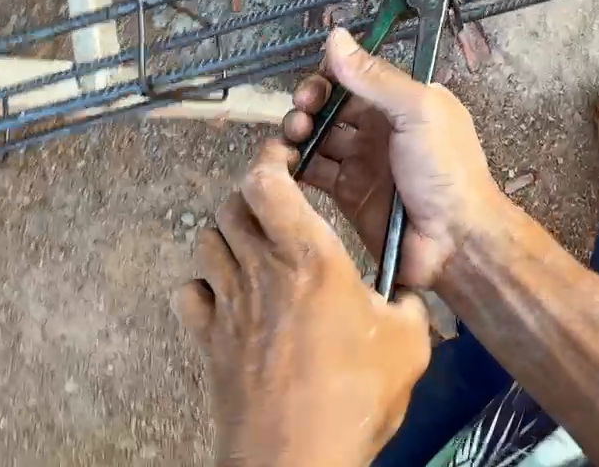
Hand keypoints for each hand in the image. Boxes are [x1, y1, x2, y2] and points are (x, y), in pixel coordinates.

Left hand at [174, 143, 430, 466]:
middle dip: (251, 196)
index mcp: (309, 255)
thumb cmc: (354, 395)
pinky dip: (202, 285)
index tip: (286, 160)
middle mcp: (261, 267)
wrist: (297, 461)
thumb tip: (407, 294)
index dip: (270, 161)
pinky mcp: (208, 340)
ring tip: (253, 247)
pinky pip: (190, 293)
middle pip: (231, 204)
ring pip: (207, 241)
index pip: (266, 182)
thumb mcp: (407, 343)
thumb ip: (408, 306)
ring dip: (227, 235)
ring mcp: (228, 303)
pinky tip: (226, 296)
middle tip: (275, 206)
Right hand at [283, 26, 503, 289]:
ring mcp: (362, 161)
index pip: (356, 77)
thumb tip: (336, 36)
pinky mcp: (348, 194)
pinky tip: (285, 163)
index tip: (316, 86)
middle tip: (300, 115)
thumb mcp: (418, 112)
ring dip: (298, 132)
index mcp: (401, 102)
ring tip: (291, 140)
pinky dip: (295, 165)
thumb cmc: (448, 170)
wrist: (456, 243)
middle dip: (309, 104)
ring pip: (318, 136)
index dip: (330, 76)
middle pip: (331, 105)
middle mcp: (379, 127)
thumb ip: (375, 77)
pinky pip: (314, 172)